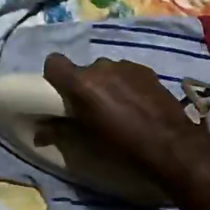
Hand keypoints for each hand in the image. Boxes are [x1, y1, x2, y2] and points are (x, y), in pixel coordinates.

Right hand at [43, 53, 209, 182]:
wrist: (169, 144)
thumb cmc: (123, 146)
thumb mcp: (88, 141)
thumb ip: (60, 130)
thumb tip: (39, 132)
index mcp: (82, 83)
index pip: (54, 62)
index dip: (55, 76)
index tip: (61, 93)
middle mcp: (102, 67)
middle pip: (84, 69)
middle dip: (85, 85)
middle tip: (92, 108)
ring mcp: (126, 66)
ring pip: (107, 70)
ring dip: (108, 84)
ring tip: (118, 107)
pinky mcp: (147, 70)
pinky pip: (127, 73)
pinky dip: (127, 84)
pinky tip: (138, 104)